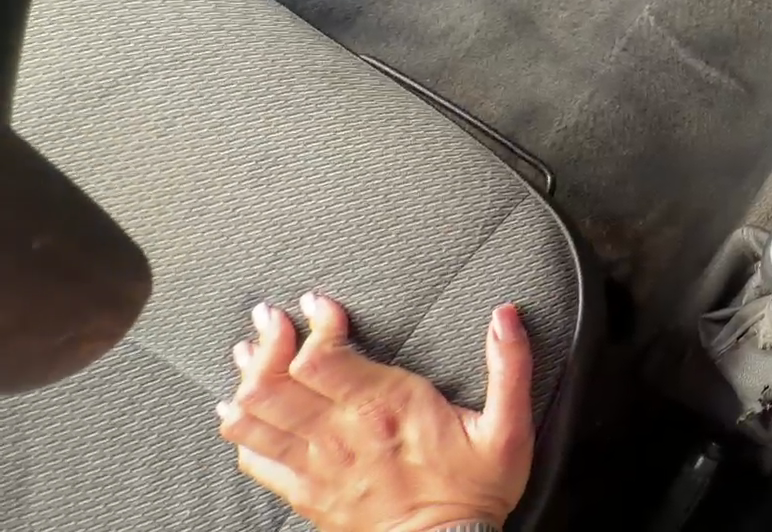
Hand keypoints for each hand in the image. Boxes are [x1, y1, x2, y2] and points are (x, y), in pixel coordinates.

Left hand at [218, 293, 533, 531]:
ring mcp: (318, 466)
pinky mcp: (306, 493)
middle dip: (270, 342)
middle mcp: (343, 434)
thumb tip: (506, 314)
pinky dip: (239, 428)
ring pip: (254, 417)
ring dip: (248, 378)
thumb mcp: (511, 423)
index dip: (316, 325)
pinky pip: (253, 458)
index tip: (320, 301)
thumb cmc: (479, 486)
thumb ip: (511, 364)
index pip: (326, 358)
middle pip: (275, 383)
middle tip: (272, 314)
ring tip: (252, 348)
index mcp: (391, 408)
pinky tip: (239, 408)